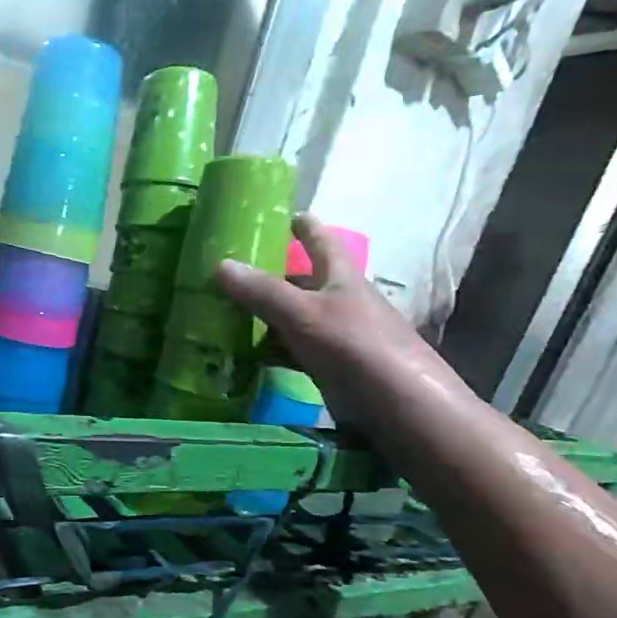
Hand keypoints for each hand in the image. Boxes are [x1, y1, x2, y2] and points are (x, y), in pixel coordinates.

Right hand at [215, 214, 456, 428]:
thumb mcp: (304, 314)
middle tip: (239, 275)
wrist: (395, 402)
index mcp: (342, 276)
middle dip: (275, 278)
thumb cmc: (354, 345)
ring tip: (231, 317)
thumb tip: (220, 264)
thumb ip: (264, 292)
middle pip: (305, 282)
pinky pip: (296, 352)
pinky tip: (250, 358)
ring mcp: (338, 336)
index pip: (323, 241)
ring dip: (268, 319)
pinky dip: (274, 352)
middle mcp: (341, 301)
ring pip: (297, 319)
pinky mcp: (333, 367)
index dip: (307, 227)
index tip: (290, 215)